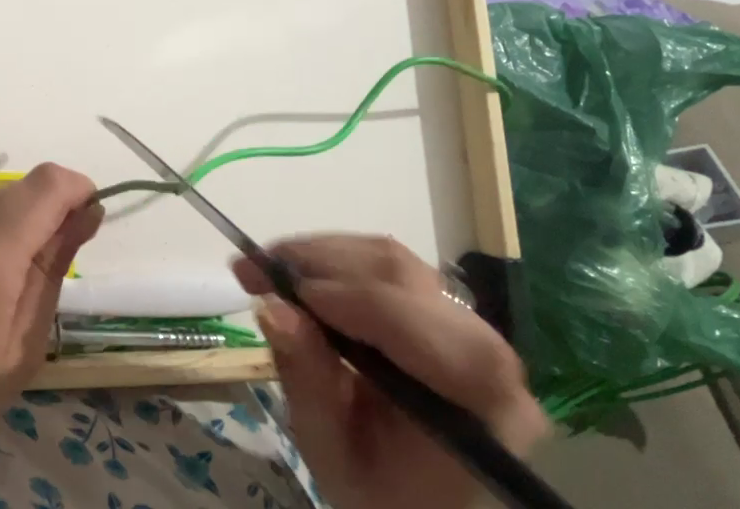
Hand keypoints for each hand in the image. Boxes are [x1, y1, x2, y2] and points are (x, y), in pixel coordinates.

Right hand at [234, 235, 547, 508]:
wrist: (424, 506)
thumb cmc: (381, 491)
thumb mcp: (333, 453)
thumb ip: (308, 382)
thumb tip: (273, 307)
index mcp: (476, 401)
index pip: (411, 322)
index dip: (341, 294)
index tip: (269, 285)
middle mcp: (486, 352)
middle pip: (403, 277)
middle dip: (321, 262)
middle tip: (253, 268)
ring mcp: (473, 328)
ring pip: (396, 262)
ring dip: (324, 256)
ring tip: (269, 267)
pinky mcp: (450, 315)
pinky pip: (394, 272)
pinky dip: (340, 264)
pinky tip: (302, 276)